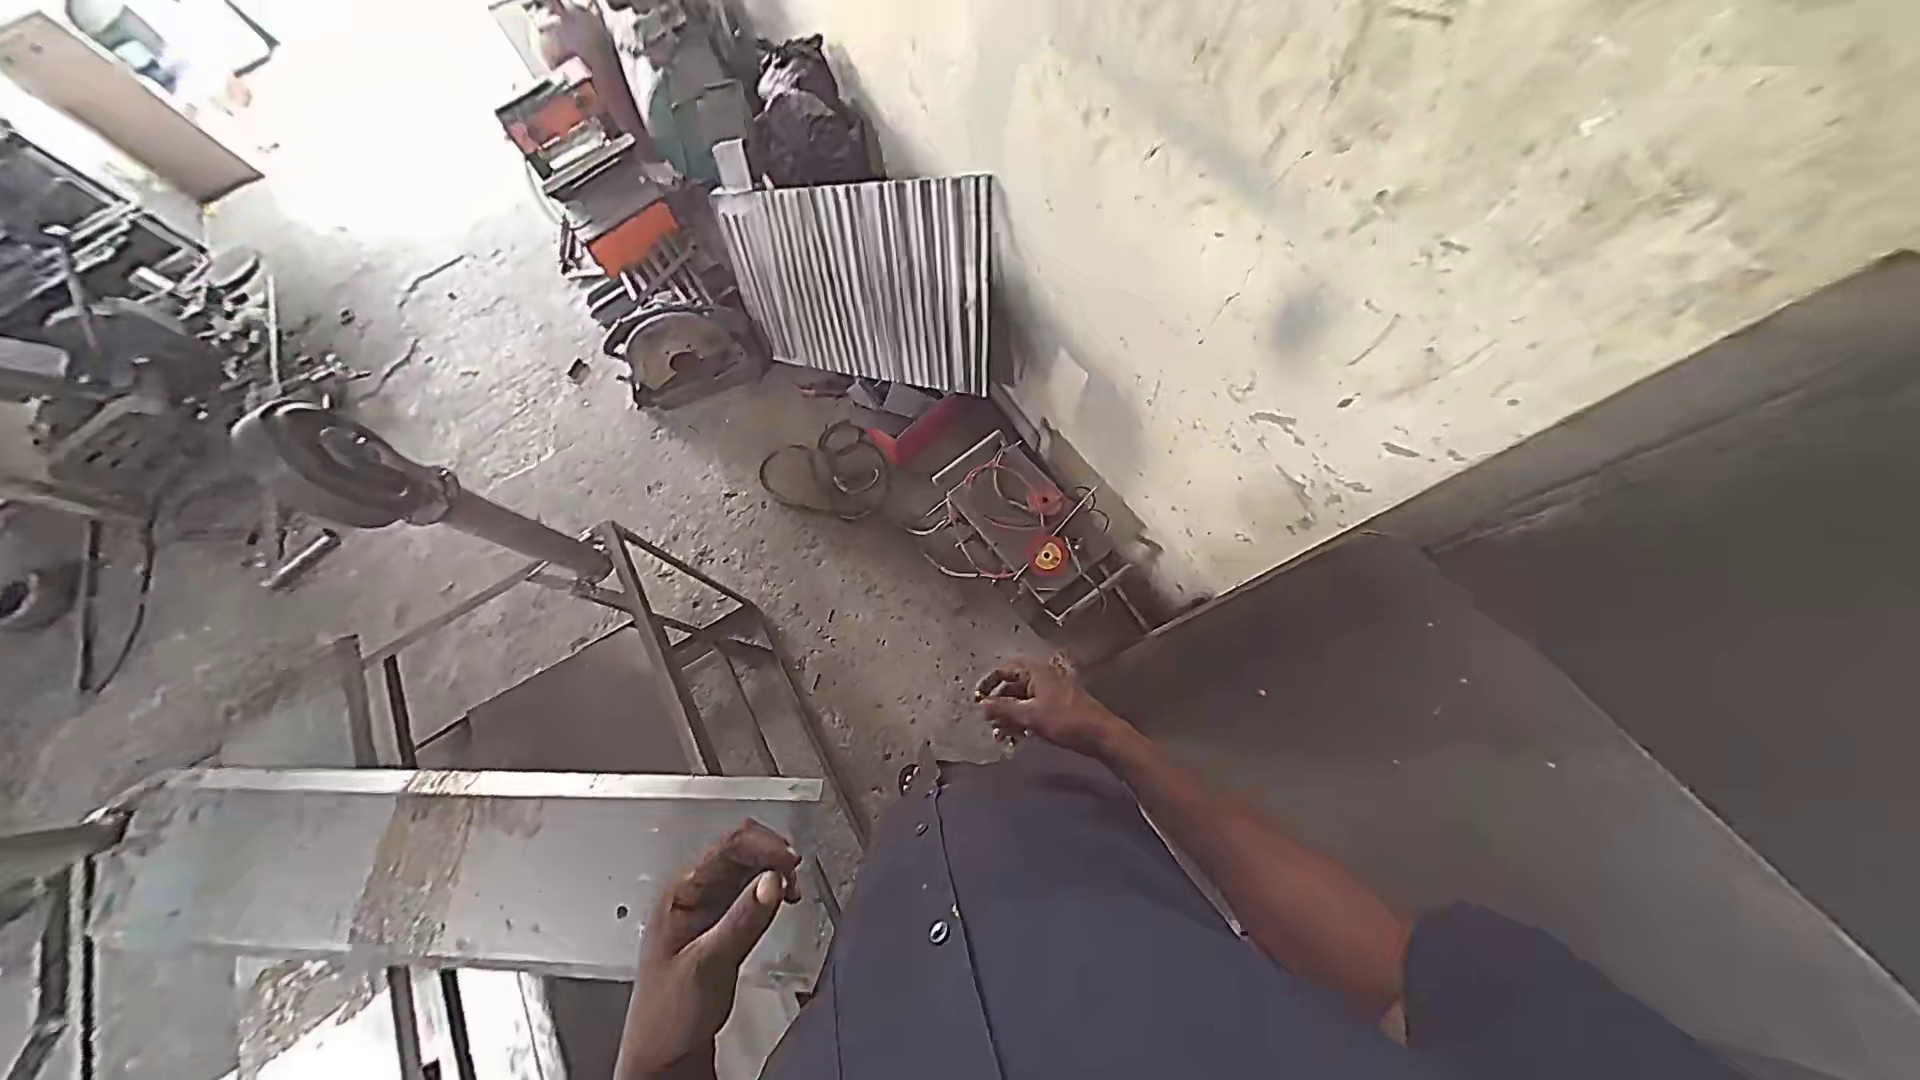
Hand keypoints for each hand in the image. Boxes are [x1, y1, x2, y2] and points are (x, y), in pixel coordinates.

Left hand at [617, 820, 801, 1078]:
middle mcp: (695, 891)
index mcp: (680, 892)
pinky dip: (775, 884)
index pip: (728, 846)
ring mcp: (711, 903)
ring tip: (793, 884)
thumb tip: (771, 881)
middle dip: (772, 852)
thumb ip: (740, 921)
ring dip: (776, 867)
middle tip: (795, 870)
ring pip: (751, 863)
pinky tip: (784, 895)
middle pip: (741, 847)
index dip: (763, 846)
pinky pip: (755, 885)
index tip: (789, 861)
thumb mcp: (706, 967)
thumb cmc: (667, 1019)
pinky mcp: (726, 918)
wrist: (664, 1059)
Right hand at [976, 655, 1135, 758]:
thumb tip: (981, 706)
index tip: (978, 698)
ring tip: (1000, 735)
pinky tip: (1017, 737)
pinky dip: (1023, 721)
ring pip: (1023, 701)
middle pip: (1013, 686)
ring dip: (1010, 716)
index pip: (1006, 670)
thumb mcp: (1030, 715)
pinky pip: (1034, 710)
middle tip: (988, 721)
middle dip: (999, 704)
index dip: (989, 683)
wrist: (1101, 735)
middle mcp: (1043, 677)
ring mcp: (1052, 692)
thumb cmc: (1065, 720)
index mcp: (1037, 672)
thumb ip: (1003, 709)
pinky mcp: (1059, 708)